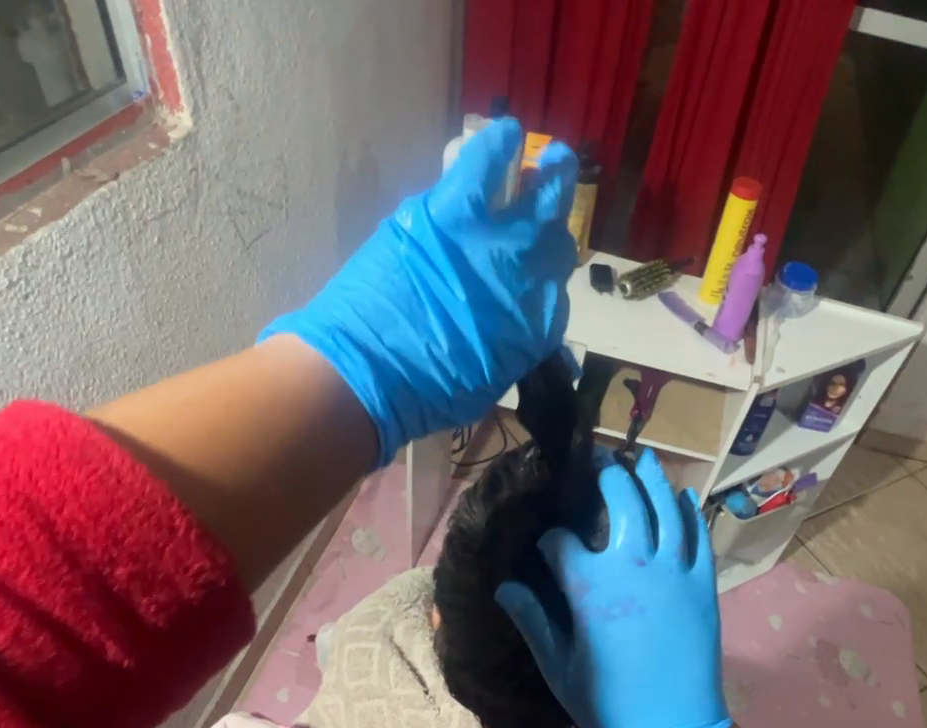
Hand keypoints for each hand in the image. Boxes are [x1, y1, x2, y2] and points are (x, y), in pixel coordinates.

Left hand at [260, 118, 579, 465]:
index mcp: (536, 331)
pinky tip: (509, 132)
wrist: (369, 376)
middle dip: (552, 234)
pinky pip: (487, 166)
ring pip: (540, 201)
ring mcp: (497, 242)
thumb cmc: (422, 395)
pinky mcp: (454, 211)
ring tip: (549, 165)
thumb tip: (503, 331)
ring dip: (549, 182)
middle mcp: (530, 282)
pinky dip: (500, 145)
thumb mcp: (482, 384)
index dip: (542, 287)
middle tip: (548, 216)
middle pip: (557, 245)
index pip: (554, 299)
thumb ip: (504, 351)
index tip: (531, 282)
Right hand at [495, 449, 732, 727]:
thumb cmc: (608, 703)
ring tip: (642, 461)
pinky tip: (685, 497)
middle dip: (608, 476)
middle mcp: (632, 564)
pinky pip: (698, 536)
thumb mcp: (559, 667)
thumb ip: (533, 620)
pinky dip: (690, 512)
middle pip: (620, 500)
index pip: (562, 541)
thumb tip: (503, 586)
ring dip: (651, 479)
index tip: (549, 544)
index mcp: (589, 586)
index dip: (551, 539)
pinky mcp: (702, 583)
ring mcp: (673, 570)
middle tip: (602, 461)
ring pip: (664, 507)